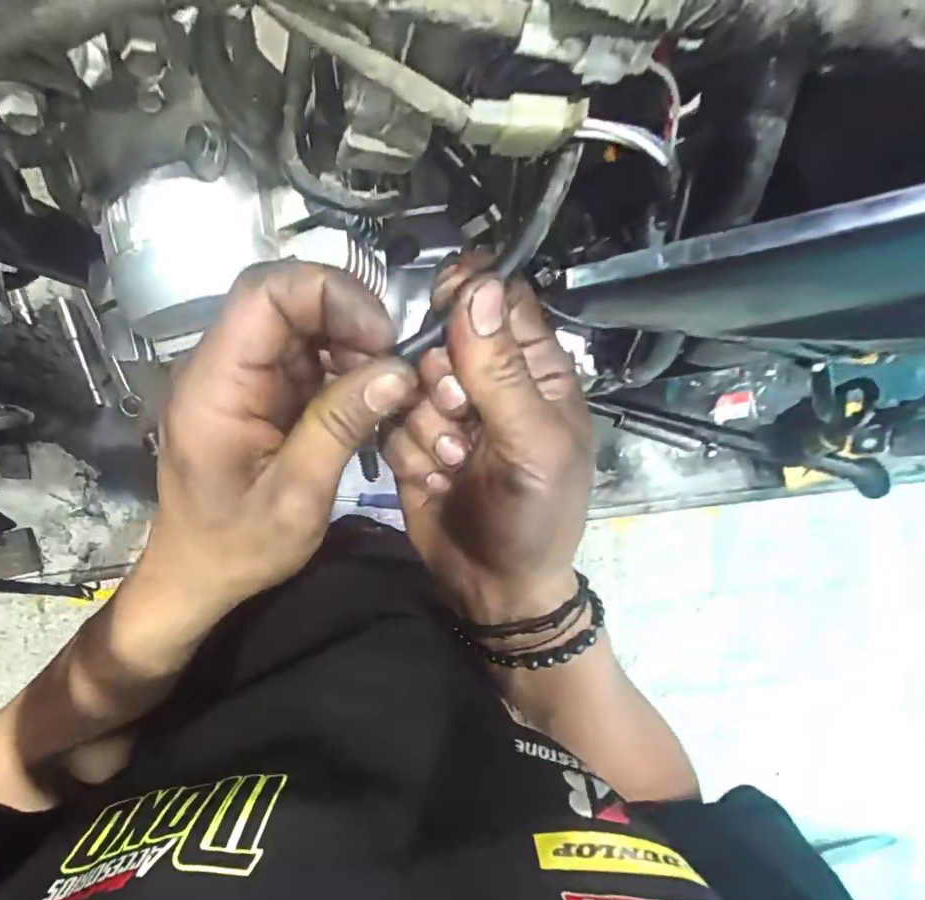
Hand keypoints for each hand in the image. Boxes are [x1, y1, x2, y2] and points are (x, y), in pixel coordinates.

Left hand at [135, 260, 418, 625]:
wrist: (197, 573)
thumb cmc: (238, 547)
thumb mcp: (297, 497)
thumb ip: (340, 427)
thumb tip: (398, 372)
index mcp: (215, 386)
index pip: (266, 293)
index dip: (331, 295)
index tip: (382, 339)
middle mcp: (219, 368)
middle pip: (284, 301)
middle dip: (348, 321)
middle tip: (391, 369)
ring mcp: (237, 379)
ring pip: (298, 326)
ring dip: (348, 346)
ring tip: (381, 391)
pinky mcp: (254, 395)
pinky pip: (301, 359)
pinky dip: (339, 370)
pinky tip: (362, 402)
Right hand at [382, 263, 592, 623]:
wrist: (495, 587)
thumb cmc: (536, 515)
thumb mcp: (533, 445)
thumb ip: (502, 372)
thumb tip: (479, 288)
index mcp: (535, 371)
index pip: (500, 302)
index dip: (469, 300)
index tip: (444, 314)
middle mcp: (487, 383)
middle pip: (441, 340)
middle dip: (443, 382)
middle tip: (461, 420)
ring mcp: (444, 414)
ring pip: (407, 384)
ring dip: (426, 428)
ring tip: (453, 465)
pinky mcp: (411, 445)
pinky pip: (388, 424)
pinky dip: (408, 455)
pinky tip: (435, 481)